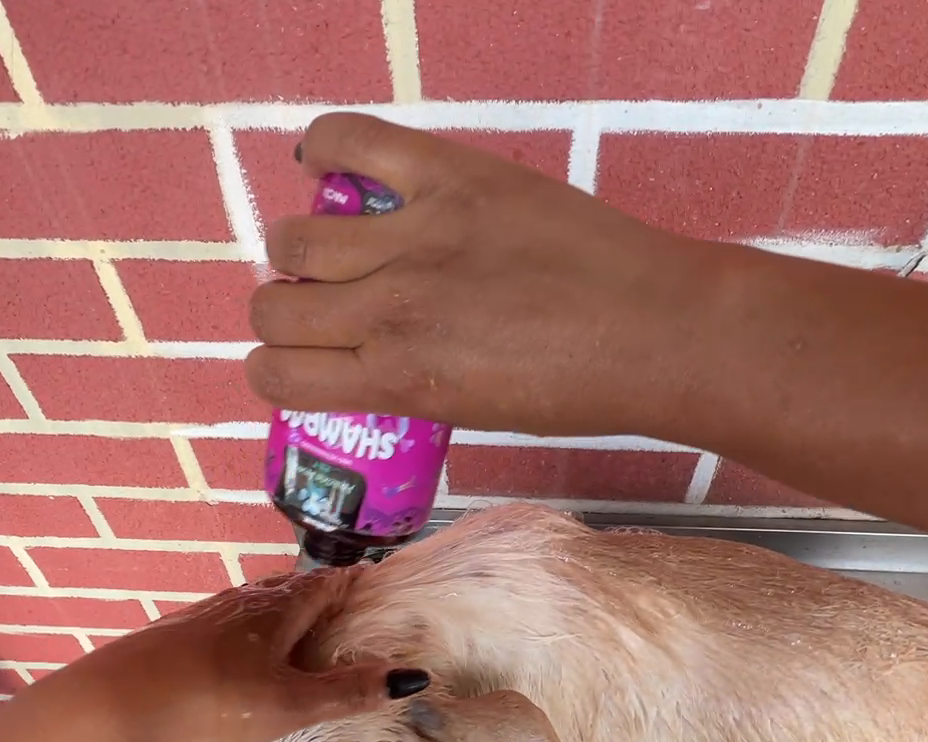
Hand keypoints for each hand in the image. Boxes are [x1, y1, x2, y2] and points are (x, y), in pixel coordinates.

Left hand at [16, 567, 422, 741]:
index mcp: (278, 610)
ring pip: (260, 602)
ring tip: (303, 630)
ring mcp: (208, 613)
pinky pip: (232, 619)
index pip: (328, 583)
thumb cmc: (212, 700)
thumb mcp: (290, 705)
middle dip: (324, 594)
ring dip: (287, 609)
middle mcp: (245, 600)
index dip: (354, 581)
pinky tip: (245, 653)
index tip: (377, 581)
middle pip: (294, 587)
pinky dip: (255, 627)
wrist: (113, 702)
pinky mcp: (180, 632)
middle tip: (347, 611)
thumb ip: (348, 692)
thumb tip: (410, 675)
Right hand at [246, 112, 737, 438]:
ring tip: (337, 256)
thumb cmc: (574, 392)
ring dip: (299, 256)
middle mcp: (389, 308)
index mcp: (396, 379)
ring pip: (294, 238)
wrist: (655, 333)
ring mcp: (417, 236)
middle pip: (272, 307)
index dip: (275, 374)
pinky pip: (352, 141)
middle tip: (324, 315)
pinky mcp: (452, 176)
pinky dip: (325, 150)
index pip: (275, 376)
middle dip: (284, 318)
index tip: (299, 367)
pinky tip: (327, 167)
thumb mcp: (471, 415)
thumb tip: (363, 364)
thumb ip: (403, 387)